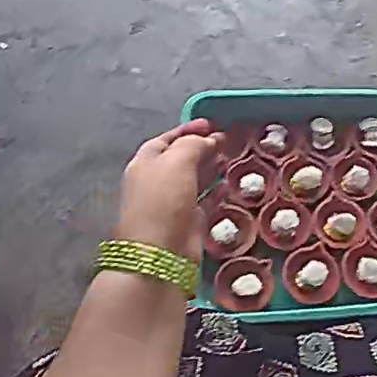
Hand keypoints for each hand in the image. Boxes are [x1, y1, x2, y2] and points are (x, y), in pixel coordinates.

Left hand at [113, 119, 223, 260]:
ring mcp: (172, 202)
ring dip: (211, 167)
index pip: (167, 139)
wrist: (160, 251)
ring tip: (231, 157)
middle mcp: (157, 180)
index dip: (188, 130)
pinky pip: (204, 199)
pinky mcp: (187, 221)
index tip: (211, 124)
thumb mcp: (177, 161)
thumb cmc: (163, 200)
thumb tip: (210, 140)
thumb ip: (193, 145)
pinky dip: (215, 190)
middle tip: (227, 141)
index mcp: (146, 162)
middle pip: (181, 158)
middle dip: (202, 147)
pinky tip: (228, 183)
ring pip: (194, 178)